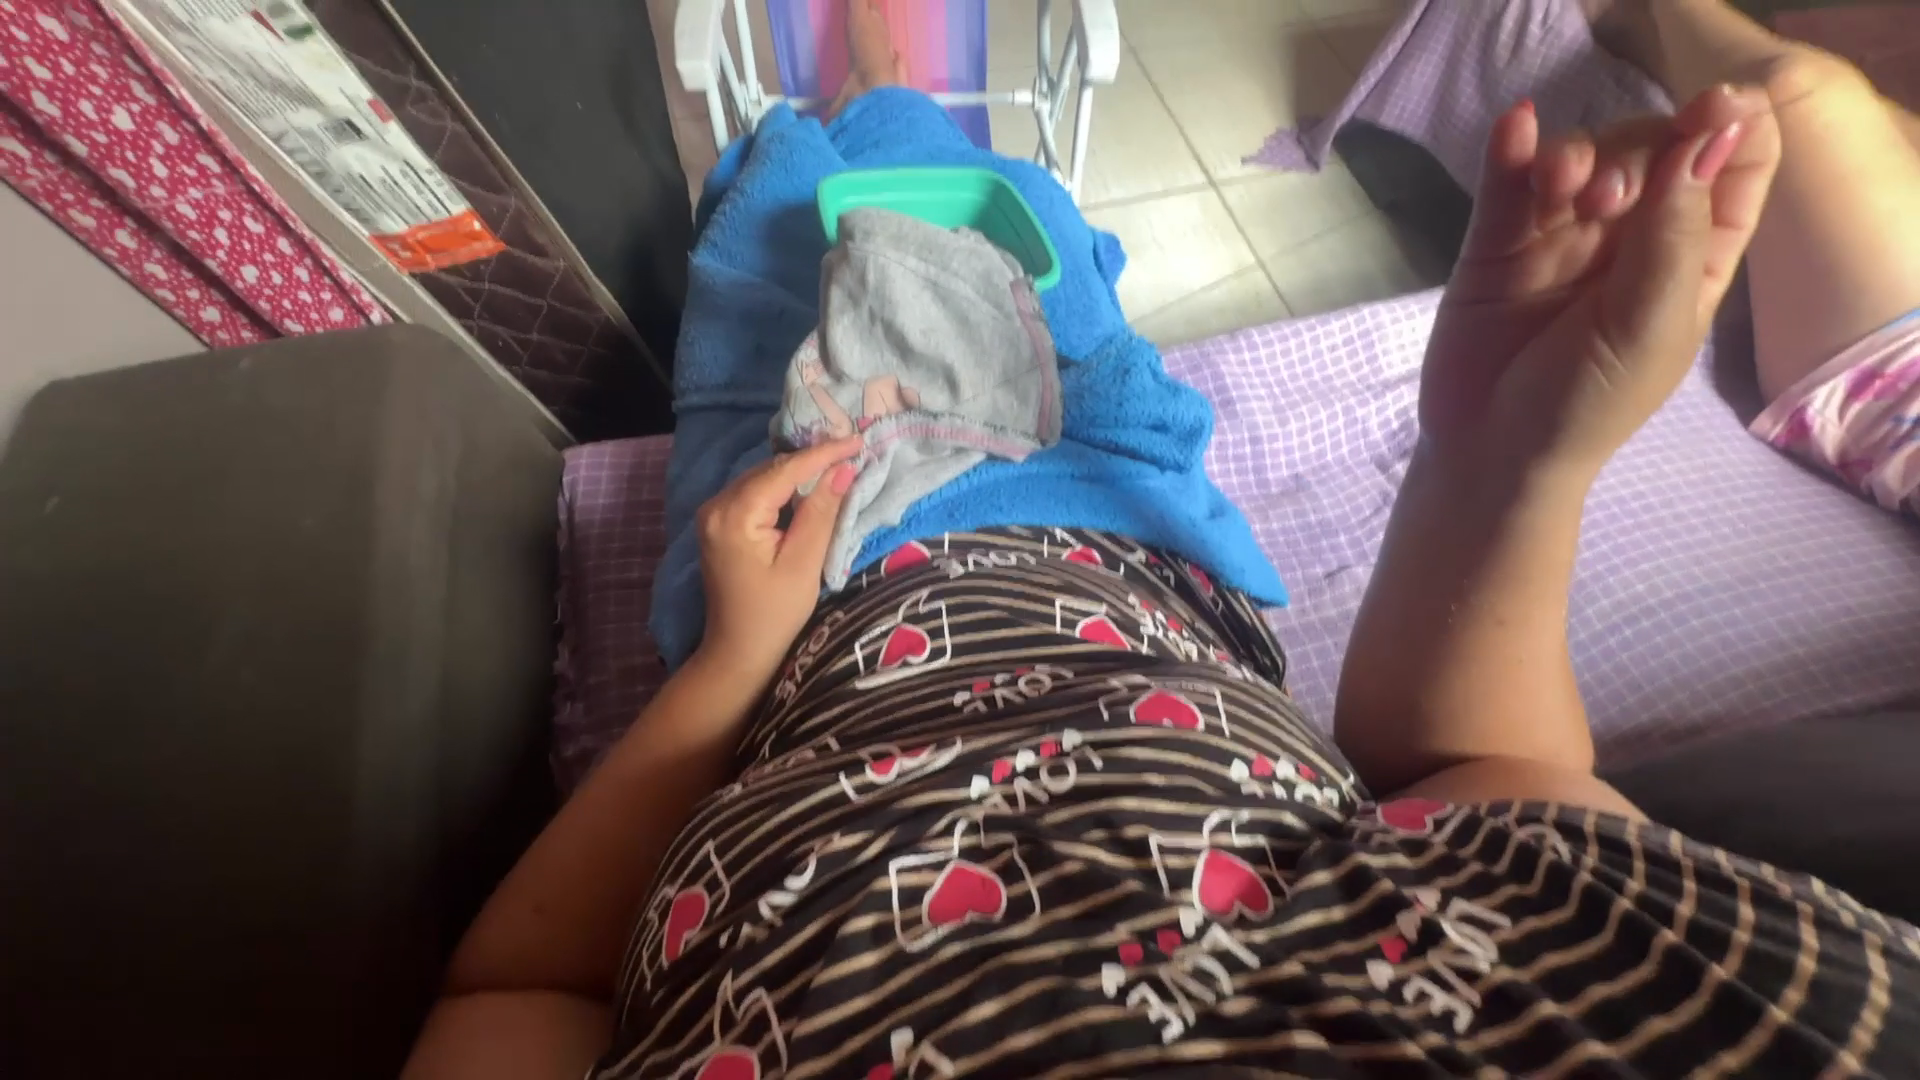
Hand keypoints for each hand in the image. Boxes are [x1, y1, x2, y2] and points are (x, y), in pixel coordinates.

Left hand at [693, 436, 862, 688]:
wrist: (738, 651)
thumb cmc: (774, 614)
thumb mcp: (804, 563)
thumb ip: (821, 513)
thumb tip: (843, 470)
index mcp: (735, 515)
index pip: (785, 471)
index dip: (824, 454)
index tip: (858, 441)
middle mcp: (717, 506)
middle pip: (771, 470)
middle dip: (812, 458)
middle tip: (852, 448)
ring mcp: (714, 514)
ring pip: (764, 478)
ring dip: (799, 470)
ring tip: (838, 460)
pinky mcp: (720, 524)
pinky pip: (756, 492)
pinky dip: (784, 486)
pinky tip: (809, 483)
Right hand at [1420, 84, 1781, 480]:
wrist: (1489, 452)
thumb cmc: (1583, 405)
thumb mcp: (1649, 325)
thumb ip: (1675, 234)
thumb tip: (1710, 129)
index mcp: (1690, 255)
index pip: (1732, 164)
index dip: (1728, 126)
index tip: (1709, 111)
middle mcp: (1625, 238)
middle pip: (1649, 150)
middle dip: (1635, 153)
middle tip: (1607, 199)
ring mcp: (1554, 242)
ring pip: (1576, 164)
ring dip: (1574, 157)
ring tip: (1560, 188)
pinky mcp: (1493, 252)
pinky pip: (1504, 191)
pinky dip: (1509, 154)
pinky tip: (1514, 126)